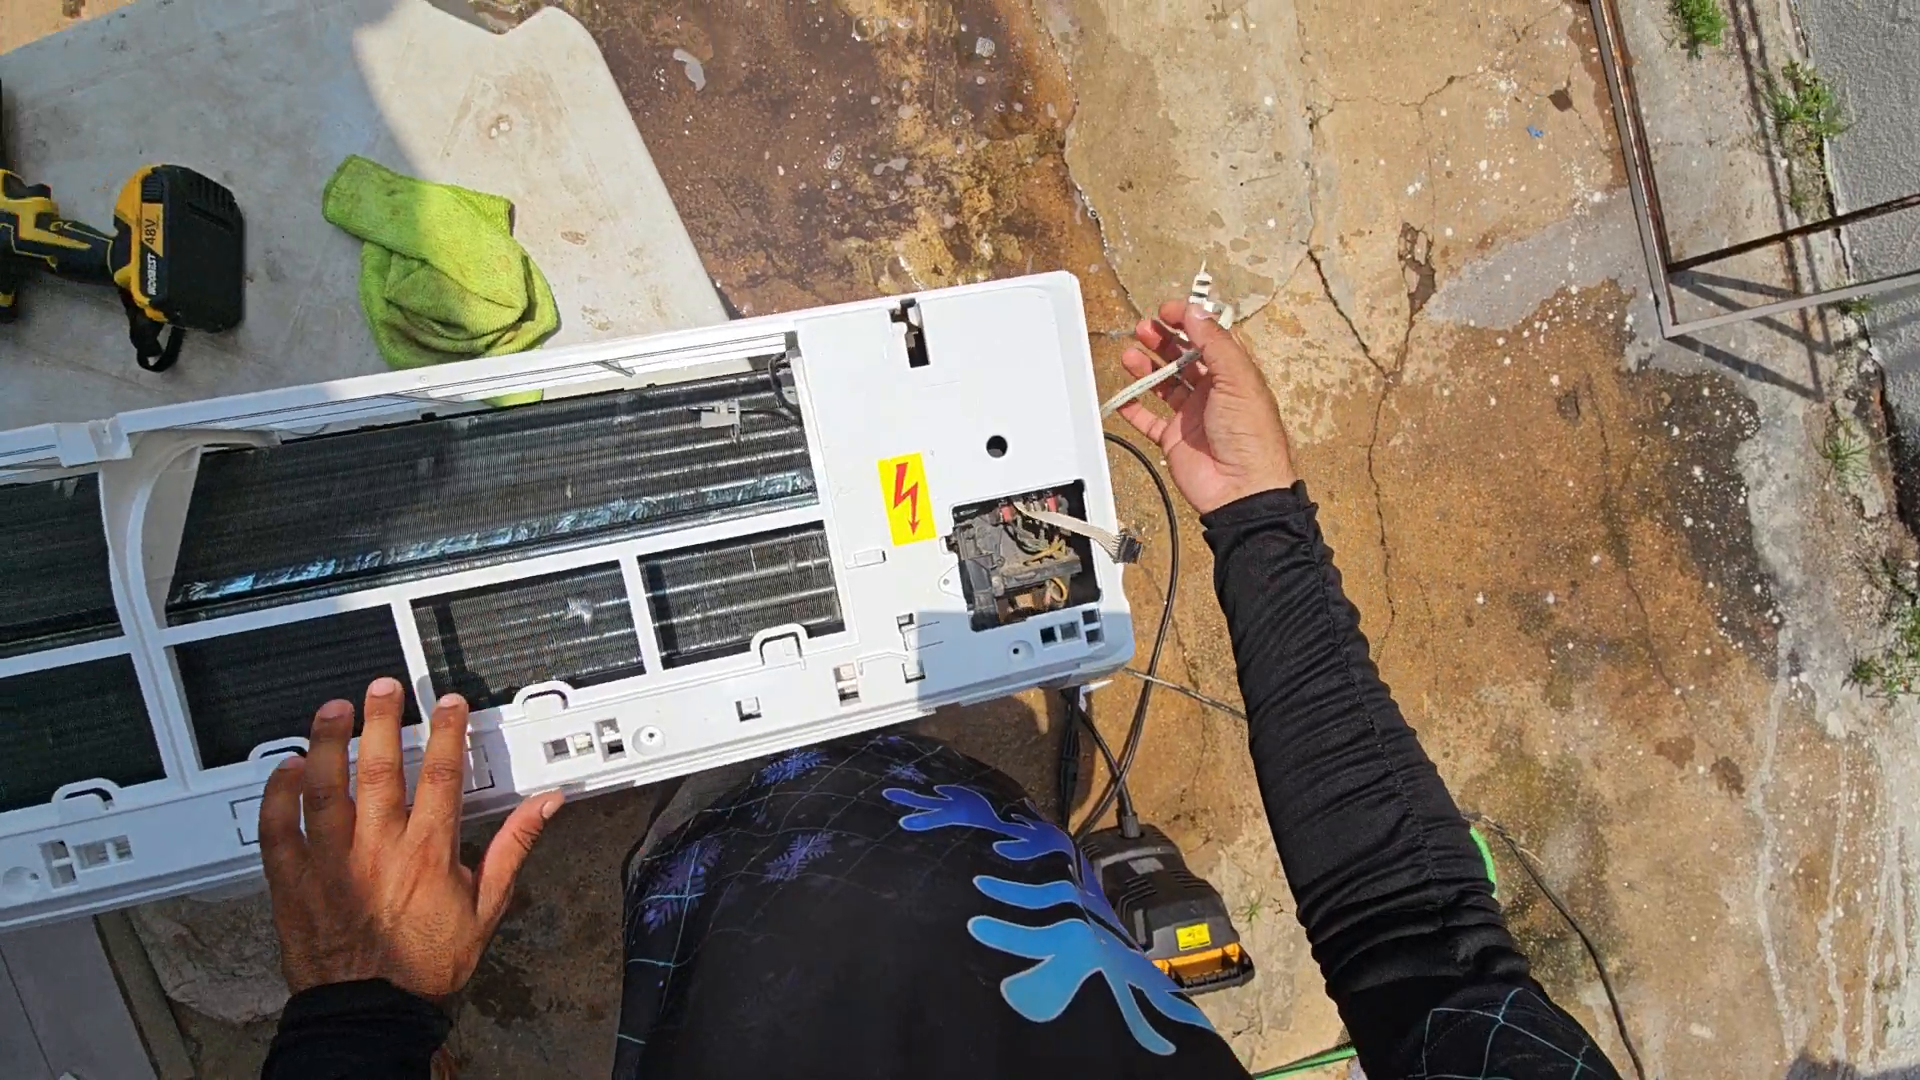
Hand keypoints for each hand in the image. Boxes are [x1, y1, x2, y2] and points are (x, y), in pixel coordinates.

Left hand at [259, 678, 564, 999]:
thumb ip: (515, 846)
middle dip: (380, 722)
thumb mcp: (489, 904)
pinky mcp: (293, 886)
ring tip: (331, 711)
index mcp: (428, 851)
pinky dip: (278, 798)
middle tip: (382, 689)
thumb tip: (546, 805)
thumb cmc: (428, 961)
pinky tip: (285, 769)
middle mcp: (377, 849)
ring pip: (323, 792)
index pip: (438, 775)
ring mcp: (330, 865)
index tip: (447, 705)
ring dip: (327, 746)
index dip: (444, 732)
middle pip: (377, 771)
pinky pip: (278, 834)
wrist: (369, 1013)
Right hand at [1117, 301, 1298, 513]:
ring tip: (1130, 355)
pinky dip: (1135, 409)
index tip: (1167, 311)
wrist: (1241, 487)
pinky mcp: (1174, 439)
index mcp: (1233, 375)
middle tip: (1144, 328)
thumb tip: (1196, 313)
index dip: (1188, 321)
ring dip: (1146, 369)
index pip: (1208, 339)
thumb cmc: (1250, 436)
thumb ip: (1215, 344)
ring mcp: (1191, 416)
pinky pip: (1149, 420)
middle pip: (1182, 358)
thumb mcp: (1238, 380)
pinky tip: (1123, 397)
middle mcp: (1212, 393)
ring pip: (1163, 385)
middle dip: (1163, 341)